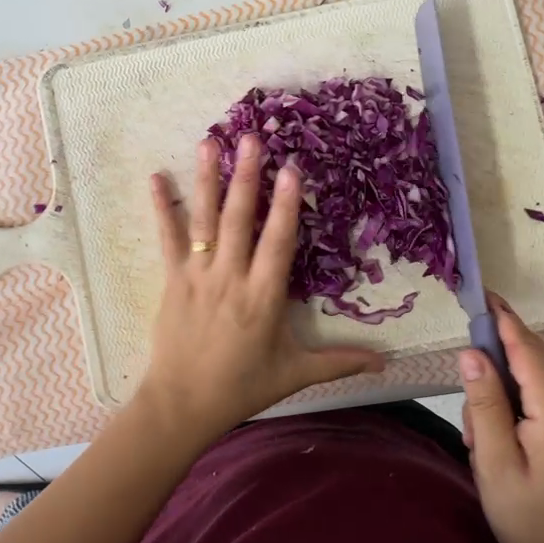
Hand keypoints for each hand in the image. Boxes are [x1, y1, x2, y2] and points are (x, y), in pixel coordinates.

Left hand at [137, 134, 384, 440]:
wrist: (183, 404)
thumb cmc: (242, 387)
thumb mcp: (294, 373)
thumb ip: (340, 362)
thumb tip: (387, 361)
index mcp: (263, 298)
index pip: (277, 243)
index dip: (285, 206)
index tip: (291, 169)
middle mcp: (230, 279)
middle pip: (238, 220)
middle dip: (246, 177)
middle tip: (251, 139)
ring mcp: (197, 276)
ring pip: (203, 221)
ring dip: (207, 180)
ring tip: (209, 142)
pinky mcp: (172, 280)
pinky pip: (167, 238)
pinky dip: (161, 207)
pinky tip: (156, 177)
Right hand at [458, 300, 543, 542]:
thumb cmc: (535, 524)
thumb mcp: (495, 465)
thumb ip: (483, 406)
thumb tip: (472, 353)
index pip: (527, 348)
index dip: (503, 317)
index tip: (479, 289)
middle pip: (532, 358)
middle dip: (496, 347)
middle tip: (460, 351)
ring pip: (531, 380)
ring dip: (497, 388)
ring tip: (474, 436)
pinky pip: (537, 400)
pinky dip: (509, 404)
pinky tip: (489, 437)